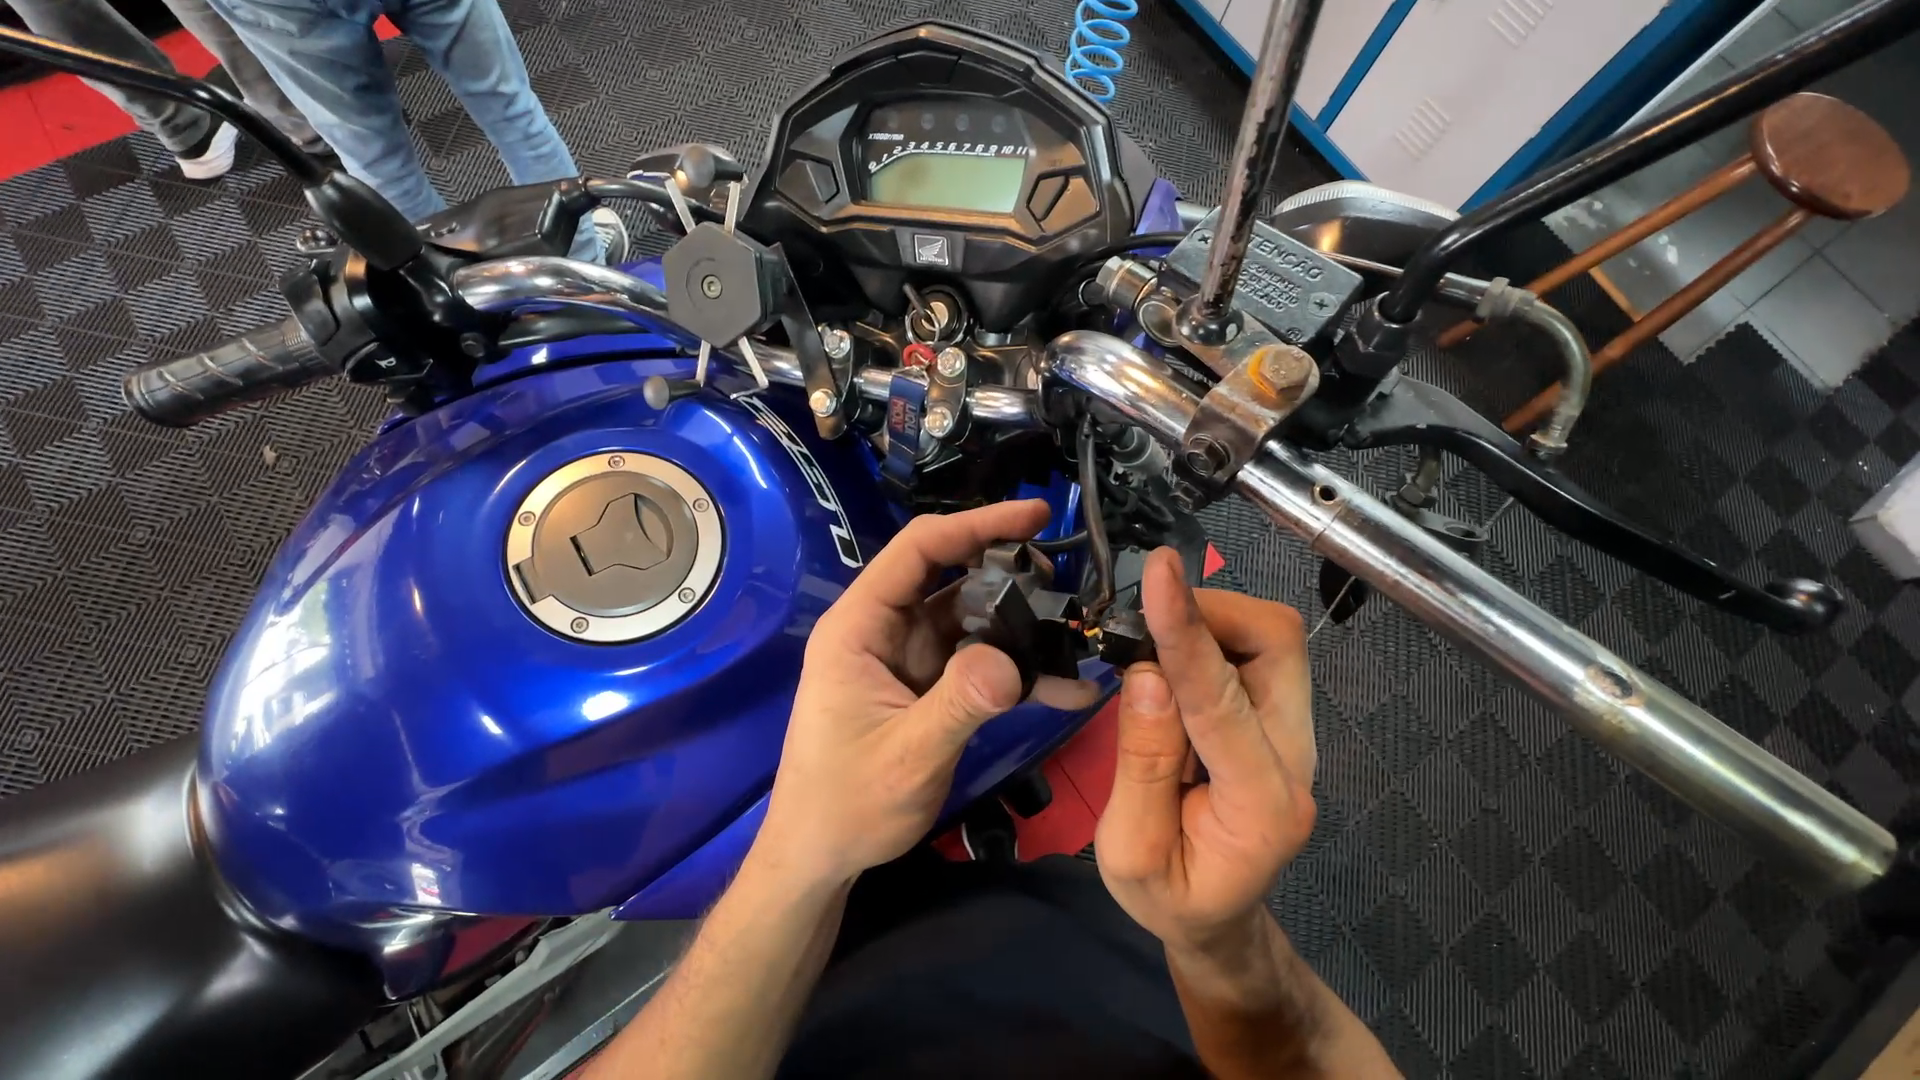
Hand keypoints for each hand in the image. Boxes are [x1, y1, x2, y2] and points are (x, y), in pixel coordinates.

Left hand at [758, 500, 1096, 887]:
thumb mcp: (906, 756)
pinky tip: (1065, 688)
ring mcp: (908, 659)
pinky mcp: (927, 688)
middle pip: (952, 579)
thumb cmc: (846, 803)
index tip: (1035, 516)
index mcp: (859, 626)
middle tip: (1064, 584)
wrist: (822, 857)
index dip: (976, 525)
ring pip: (972, 621)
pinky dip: (1016, 672)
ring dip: (1020, 627)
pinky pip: (978, 664)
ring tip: (1073, 636)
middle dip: (1009, 575)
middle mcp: (884, 630)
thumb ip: (959, 704)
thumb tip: (1011, 662)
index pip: (918, 550)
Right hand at [1095, 547, 1316, 960]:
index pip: (1221, 700)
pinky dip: (1208, 635)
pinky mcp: (1277, 720)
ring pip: (1271, 639)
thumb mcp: (1132, 851)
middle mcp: (1294, 759)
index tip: (1158, 573)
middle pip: (1277, 645)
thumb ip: (1142, 763)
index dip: (1185, 633)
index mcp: (1260, 805)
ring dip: (1210, 619)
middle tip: (1146, 614)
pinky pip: (1253, 652)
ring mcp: (1294, 736)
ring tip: (1149, 637)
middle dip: (1212, 610)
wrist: (1217, 919)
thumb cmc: (1171, 897)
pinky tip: (1167, 658)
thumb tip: (1145, 672)